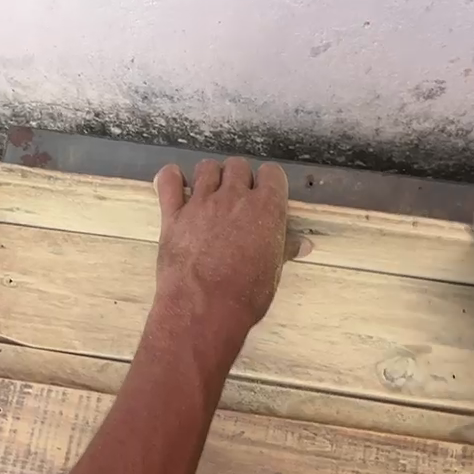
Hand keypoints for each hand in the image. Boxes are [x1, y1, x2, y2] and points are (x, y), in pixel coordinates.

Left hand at [149, 158, 290, 360]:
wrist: (204, 307)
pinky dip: (171, 179)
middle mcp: (233, 197)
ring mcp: (201, 203)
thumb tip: (305, 245)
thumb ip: (286, 249)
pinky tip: (175, 184)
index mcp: (266, 207)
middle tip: (236, 199)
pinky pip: (168, 181)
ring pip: (207, 168)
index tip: (264, 195)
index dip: (268, 183)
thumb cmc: (245, 295)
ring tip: (209, 193)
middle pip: (238, 166)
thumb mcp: (273, 272)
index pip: (272, 173)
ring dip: (210, 176)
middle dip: (238, 178)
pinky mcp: (173, 214)